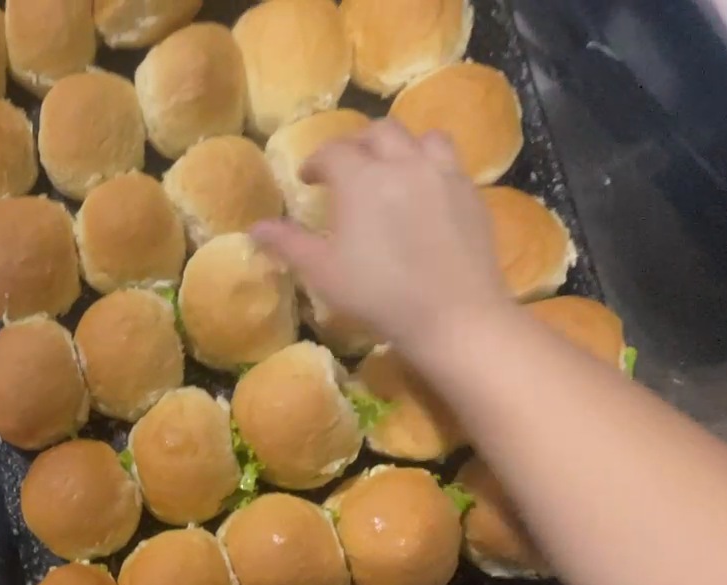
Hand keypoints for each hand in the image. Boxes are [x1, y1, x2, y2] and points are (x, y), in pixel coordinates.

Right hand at [252, 120, 510, 354]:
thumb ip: (288, 243)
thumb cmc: (375, 292)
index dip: (315, 161)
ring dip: (399, 146)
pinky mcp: (471, 191)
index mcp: (361, 178)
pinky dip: (428, 166)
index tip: (307, 179)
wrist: (450, 311)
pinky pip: (448, 161)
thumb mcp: (320, 271)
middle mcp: (403, 162)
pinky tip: (422, 194)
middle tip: (345, 170)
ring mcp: (443, 173)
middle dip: (356, 145)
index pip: (333, 151)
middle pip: (379, 132)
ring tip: (390, 170)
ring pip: (421, 137)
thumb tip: (255, 227)